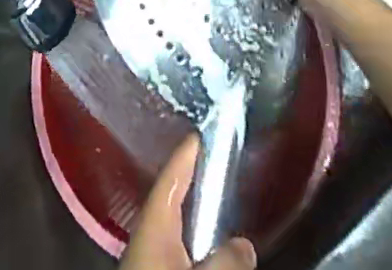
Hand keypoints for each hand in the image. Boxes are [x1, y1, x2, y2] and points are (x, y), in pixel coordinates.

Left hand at [119, 136, 257, 269]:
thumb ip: (225, 262)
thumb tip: (244, 245)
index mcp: (153, 226)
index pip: (170, 179)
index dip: (185, 157)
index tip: (199, 134)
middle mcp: (147, 238)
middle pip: (170, 202)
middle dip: (190, 184)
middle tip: (215, 163)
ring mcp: (148, 261)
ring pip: (173, 231)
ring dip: (193, 217)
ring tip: (220, 203)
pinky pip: (174, 253)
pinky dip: (192, 244)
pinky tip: (209, 249)